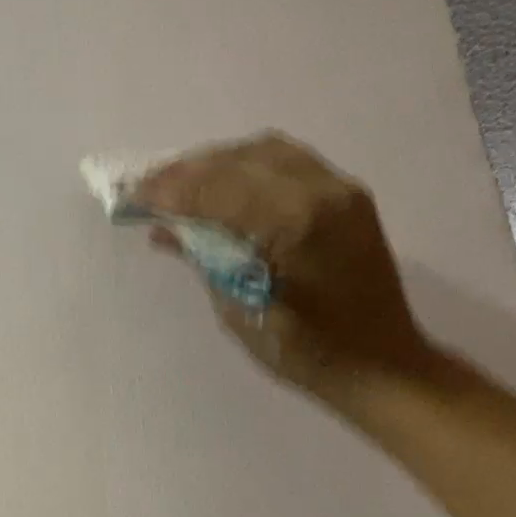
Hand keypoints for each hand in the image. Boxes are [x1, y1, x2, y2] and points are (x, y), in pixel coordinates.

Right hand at [136, 132, 433, 396]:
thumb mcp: (241, 311)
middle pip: (241, 159)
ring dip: (220, 163)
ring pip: (267, 151)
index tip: (134, 195)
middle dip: (190, 169)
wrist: (381, 365)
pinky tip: (226, 188)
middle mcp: (321, 191)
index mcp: (296, 224)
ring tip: (184, 184)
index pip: (219, 189)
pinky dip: (250, 168)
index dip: (171, 189)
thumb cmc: (306, 353)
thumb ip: (205, 260)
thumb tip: (166, 230)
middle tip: (151, 186)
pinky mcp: (348, 197)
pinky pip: (290, 163)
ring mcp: (340, 189)